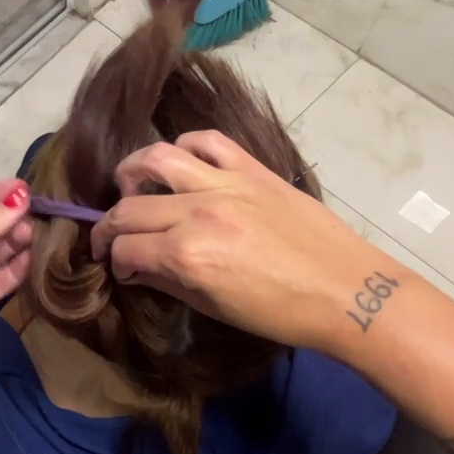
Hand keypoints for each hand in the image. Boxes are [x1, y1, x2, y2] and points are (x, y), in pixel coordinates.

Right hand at [88, 131, 413, 353]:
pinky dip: (184, 146)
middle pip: (130, 208)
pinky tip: (180, 164)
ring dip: (131, 172)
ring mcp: (225, 185)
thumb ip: (166, 282)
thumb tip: (133, 270)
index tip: (119, 268)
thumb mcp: (213, 307)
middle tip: (111, 238)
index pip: (125, 248)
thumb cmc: (278, 312)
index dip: (113, 261)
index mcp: (186, 257)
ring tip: (131, 187)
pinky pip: (207, 140)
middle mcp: (198, 214)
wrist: (345, 292)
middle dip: (108, 227)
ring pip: (156, 158)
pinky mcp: (252, 169)